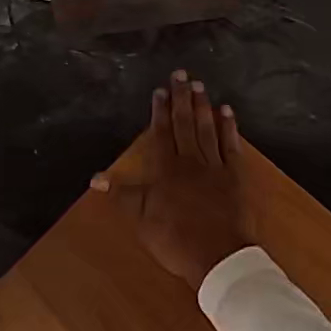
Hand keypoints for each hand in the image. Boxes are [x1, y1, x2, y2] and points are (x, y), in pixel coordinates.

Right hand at [94, 70, 254, 289]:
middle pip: (184, 123)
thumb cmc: (175, 238)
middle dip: (181, 98)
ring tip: (199, 86)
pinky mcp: (235, 176)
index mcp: (166, 169)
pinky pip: (231, 145)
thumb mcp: (140, 218)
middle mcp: (190, 160)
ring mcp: (215, 166)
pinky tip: (227, 111)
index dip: (159, 110)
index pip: (161, 133)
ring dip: (203, 106)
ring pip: (207, 128)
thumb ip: (121, 195)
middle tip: (181, 74)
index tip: (160, 90)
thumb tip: (95, 178)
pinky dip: (229, 127)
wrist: (219, 256)